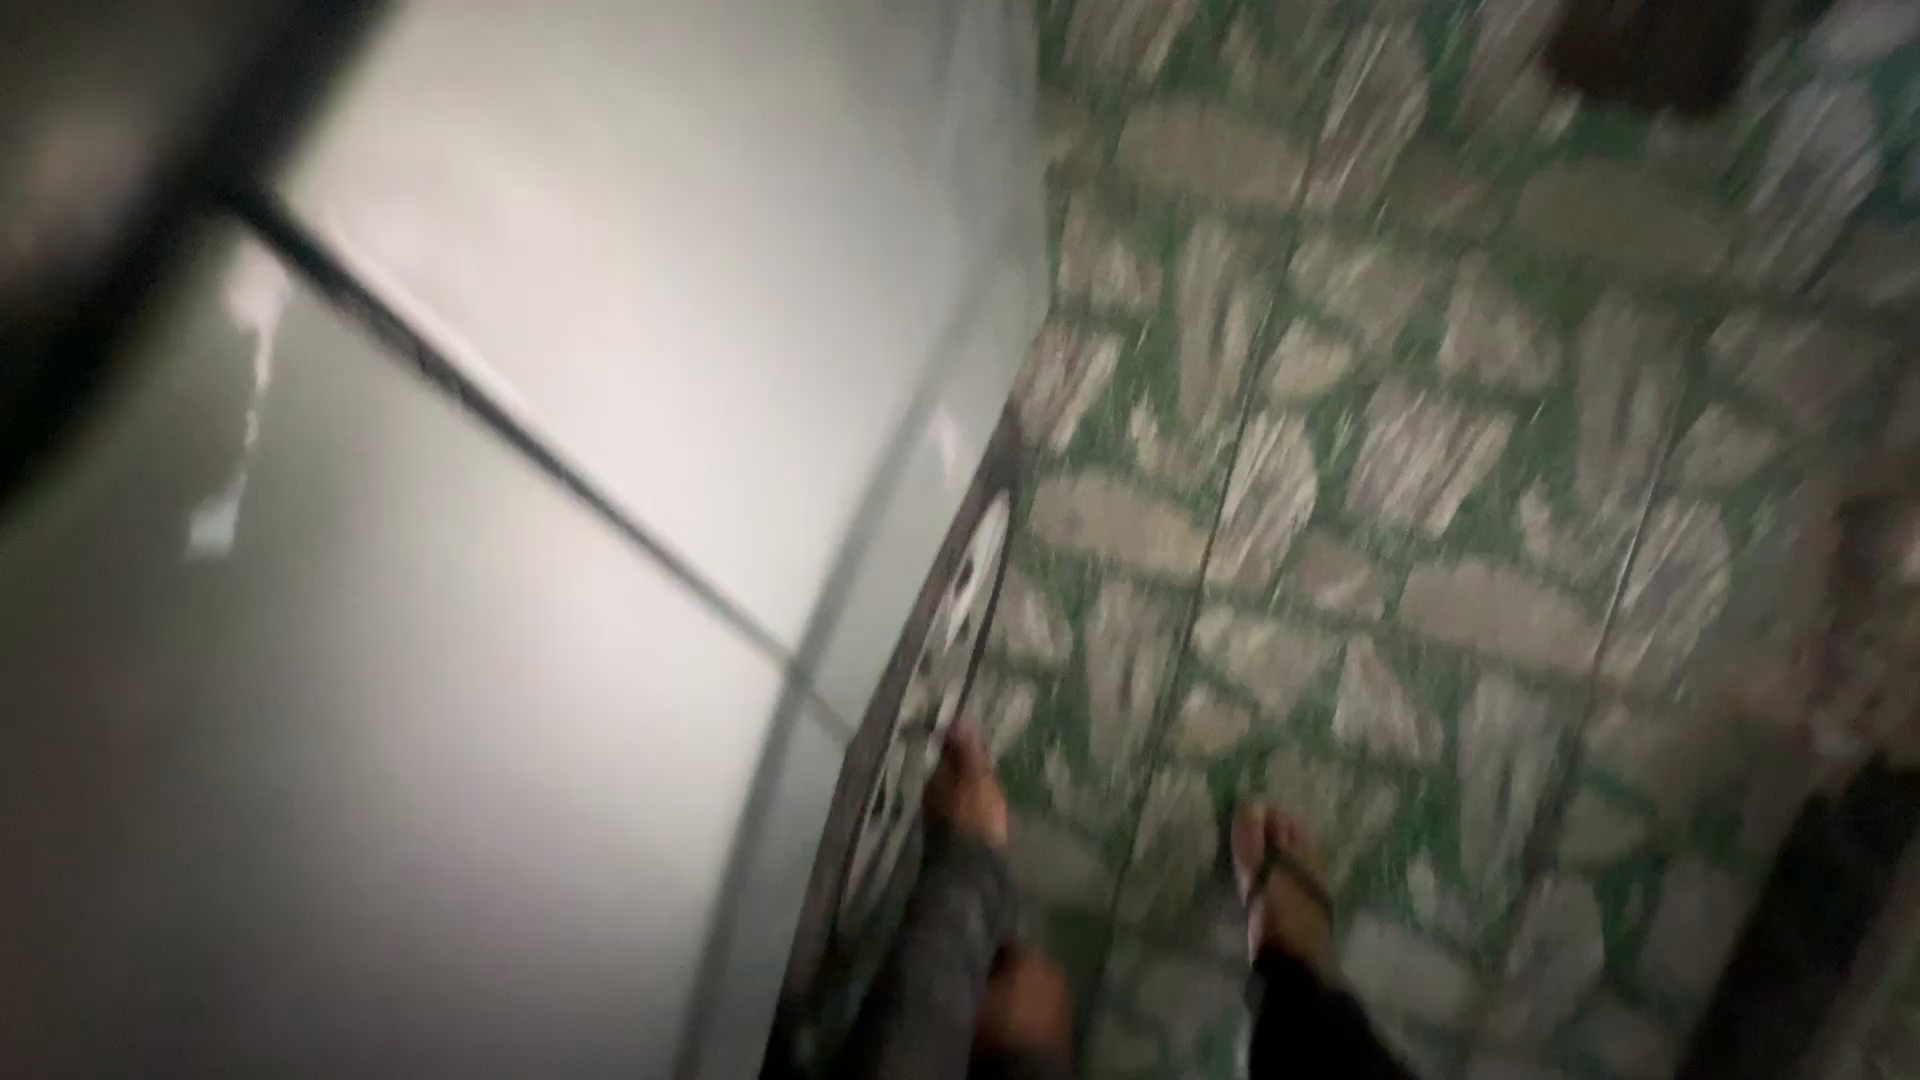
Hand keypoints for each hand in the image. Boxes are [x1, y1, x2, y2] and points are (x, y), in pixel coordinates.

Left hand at [923, 723, 1007, 848]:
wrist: (968, 871)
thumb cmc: (974, 818)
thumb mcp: (976, 779)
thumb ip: (967, 752)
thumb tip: (956, 720)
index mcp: (936, 778)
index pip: (946, 753)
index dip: (960, 744)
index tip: (975, 737)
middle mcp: (931, 797)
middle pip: (948, 774)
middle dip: (963, 766)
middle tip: (983, 758)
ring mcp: (938, 820)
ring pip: (952, 794)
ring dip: (966, 787)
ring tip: (986, 783)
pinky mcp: (948, 840)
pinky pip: (959, 812)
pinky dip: (970, 806)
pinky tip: (982, 811)